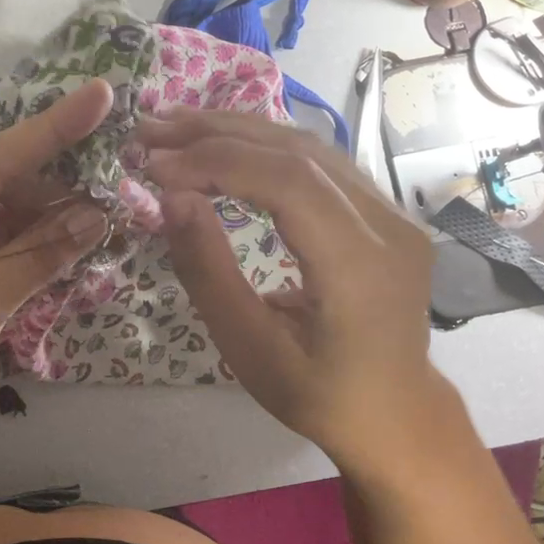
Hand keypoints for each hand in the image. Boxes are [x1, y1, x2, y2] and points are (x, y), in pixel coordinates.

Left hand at [0, 82, 114, 445]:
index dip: (50, 130)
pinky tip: (82, 230)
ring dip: (56, 208)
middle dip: (60, 171)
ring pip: (9, 213)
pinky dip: (42, 241)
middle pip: (2, 180)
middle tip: (119, 152)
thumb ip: (35, 255)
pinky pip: (6, 244)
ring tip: (114, 192)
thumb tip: (97, 213)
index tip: (100, 95)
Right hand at [137, 110, 454, 466]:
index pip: (287, 182)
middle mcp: (388, 226)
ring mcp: (393, 215)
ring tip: (174, 129)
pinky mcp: (384, 214)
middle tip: (150, 130)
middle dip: (217, 133)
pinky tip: (222, 146)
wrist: (393, 414)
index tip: (154, 165)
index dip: (216, 161)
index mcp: (360, 267)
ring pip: (311, 148)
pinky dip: (262, 149)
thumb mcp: (248, 348)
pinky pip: (320, 165)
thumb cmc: (316, 394)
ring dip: (237, 132)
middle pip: (299, 152)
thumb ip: (209, 271)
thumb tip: (171, 198)